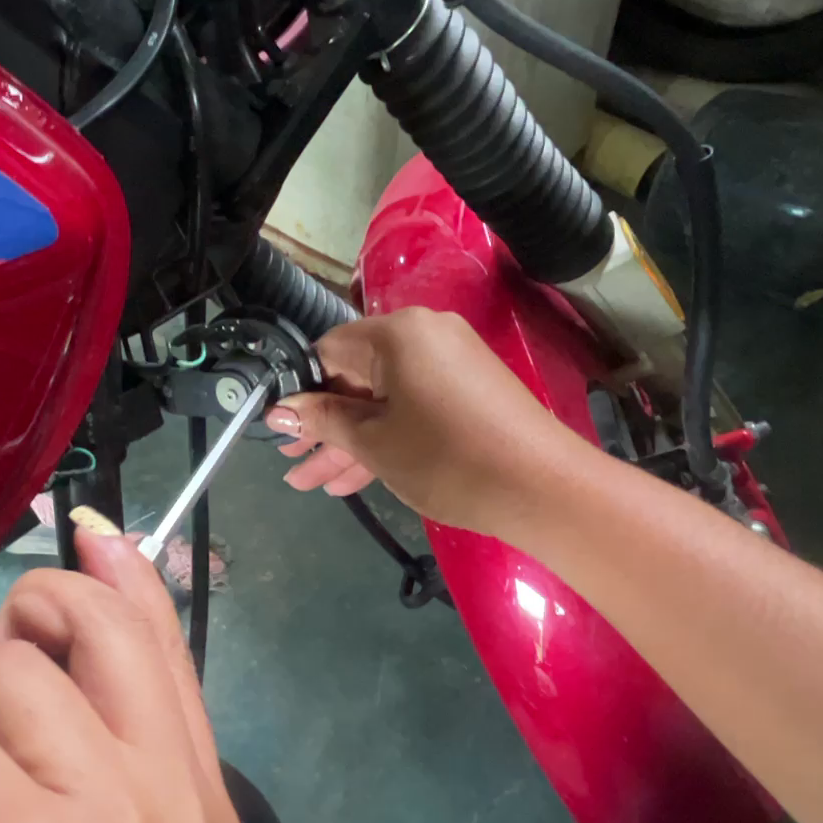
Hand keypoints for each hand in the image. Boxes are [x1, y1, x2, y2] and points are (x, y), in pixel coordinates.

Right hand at [265, 307, 580, 534]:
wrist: (544, 487)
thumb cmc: (445, 458)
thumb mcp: (374, 442)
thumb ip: (323, 420)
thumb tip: (278, 410)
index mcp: (396, 334)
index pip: (328, 350)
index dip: (303, 392)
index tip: (283, 430)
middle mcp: (423, 336)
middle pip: (356, 377)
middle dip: (324, 426)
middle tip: (295, 462)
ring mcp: (449, 364)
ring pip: (383, 400)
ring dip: (350, 441)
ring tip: (313, 483)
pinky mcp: (468, 391)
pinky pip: (411, 408)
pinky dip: (386, 437)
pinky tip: (353, 479)